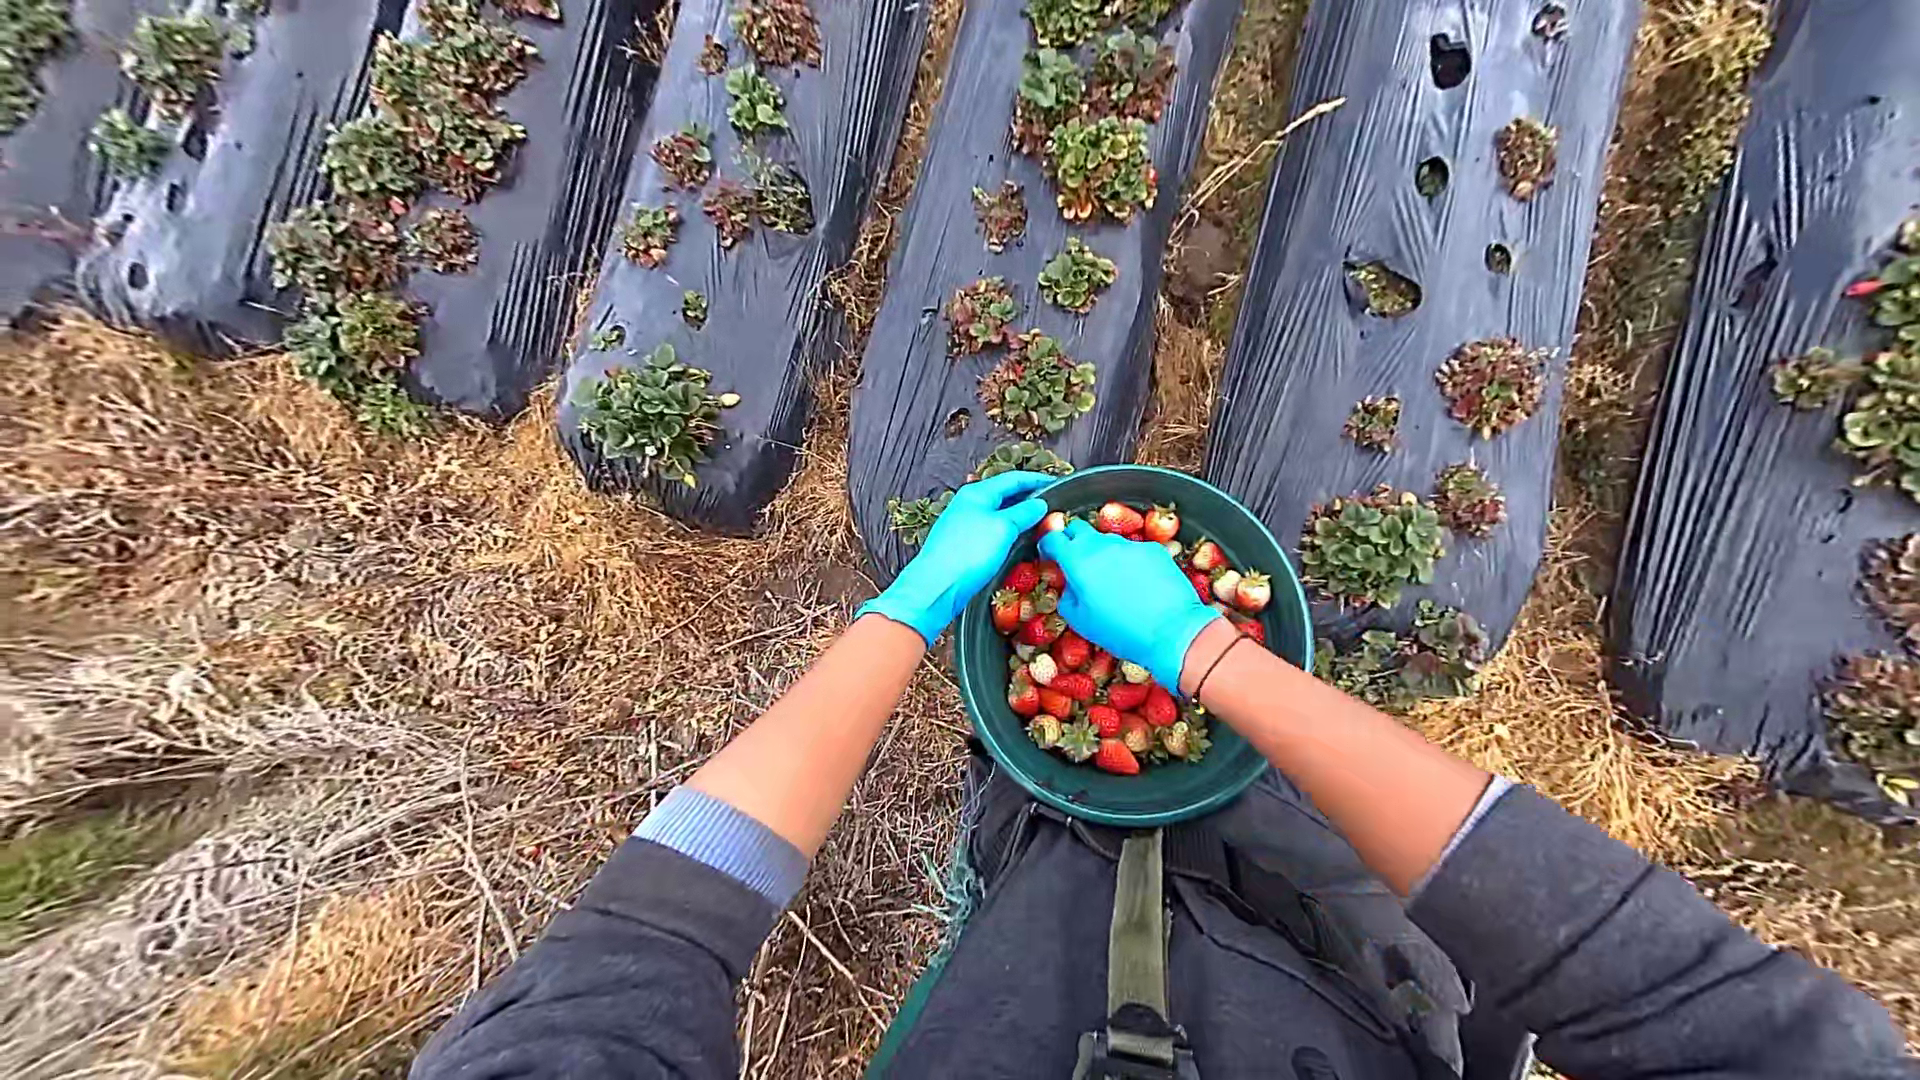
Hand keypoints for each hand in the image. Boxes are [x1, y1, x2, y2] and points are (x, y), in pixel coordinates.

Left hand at [859, 471, 1054, 644]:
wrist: (936, 586)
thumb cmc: (968, 552)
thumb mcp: (1003, 528)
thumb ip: (1023, 512)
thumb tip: (1039, 504)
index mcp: (977, 493)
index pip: (1013, 478)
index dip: (1037, 480)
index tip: (1057, 484)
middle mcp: (969, 504)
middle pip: (1005, 495)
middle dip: (1029, 499)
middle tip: (1052, 506)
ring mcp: (965, 524)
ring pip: (999, 514)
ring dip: (1020, 517)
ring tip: (1040, 524)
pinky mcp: (964, 544)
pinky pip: (992, 530)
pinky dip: (1008, 531)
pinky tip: (1018, 541)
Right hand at [1039, 518, 1222, 689]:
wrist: (1172, 631)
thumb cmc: (1122, 631)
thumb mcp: (1080, 621)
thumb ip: (1067, 596)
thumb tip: (1069, 585)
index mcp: (1078, 561)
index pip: (1053, 537)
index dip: (1047, 544)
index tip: (1048, 554)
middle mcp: (1102, 545)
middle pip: (1078, 528)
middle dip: (1072, 540)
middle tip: (1074, 560)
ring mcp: (1129, 544)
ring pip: (1106, 539)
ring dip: (1100, 552)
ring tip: (1109, 577)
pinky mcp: (1153, 549)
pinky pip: (1132, 549)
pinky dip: (1127, 560)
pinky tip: (1136, 582)